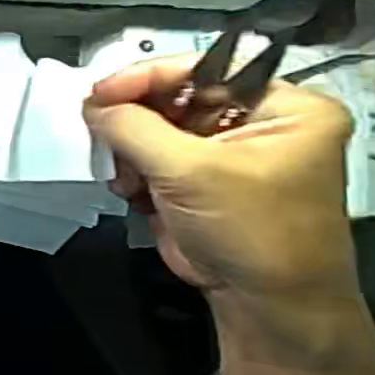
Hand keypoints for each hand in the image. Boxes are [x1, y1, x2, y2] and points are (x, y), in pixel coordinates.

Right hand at [84, 58, 372, 361]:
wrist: (264, 304)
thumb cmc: (249, 229)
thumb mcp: (190, 170)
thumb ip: (134, 127)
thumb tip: (91, 105)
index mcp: (283, 106)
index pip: (203, 69)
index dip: (146, 77)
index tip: (99, 92)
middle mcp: (256, 120)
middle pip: (175, 96)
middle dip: (134, 118)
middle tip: (100, 131)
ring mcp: (223, 150)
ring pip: (154, 126)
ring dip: (129, 149)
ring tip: (124, 176)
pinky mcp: (196, 178)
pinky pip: (150, 154)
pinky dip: (131, 169)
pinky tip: (130, 189)